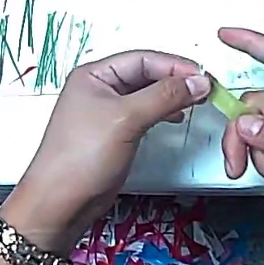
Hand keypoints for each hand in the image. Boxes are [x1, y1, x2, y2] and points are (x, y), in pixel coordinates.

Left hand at [3, 49, 209, 251]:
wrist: (59, 205)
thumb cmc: (82, 157)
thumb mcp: (126, 119)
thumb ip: (165, 96)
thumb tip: (198, 82)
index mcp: (94, 74)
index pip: (143, 59)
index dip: (174, 65)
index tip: (202, 77)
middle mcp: (100, 88)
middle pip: (146, 74)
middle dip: (175, 80)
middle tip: (204, 88)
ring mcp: (107, 111)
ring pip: (148, 93)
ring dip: (172, 95)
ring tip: (196, 101)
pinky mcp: (115, 132)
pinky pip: (146, 112)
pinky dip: (164, 112)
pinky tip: (177, 117)